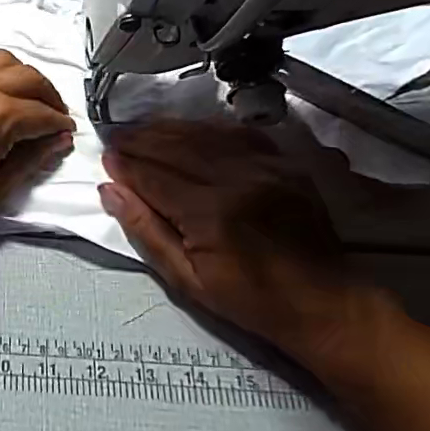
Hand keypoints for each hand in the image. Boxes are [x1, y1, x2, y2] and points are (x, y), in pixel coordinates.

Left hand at [0, 50, 75, 253]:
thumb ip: (35, 158)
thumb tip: (60, 140)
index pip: (42, 114)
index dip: (60, 125)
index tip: (67, 133)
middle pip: (30, 79)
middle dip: (50, 97)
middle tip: (56, 117)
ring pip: (6, 61)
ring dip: (26, 78)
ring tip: (31, 100)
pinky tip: (1, 94)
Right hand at [99, 120, 394, 359]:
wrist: (323, 302)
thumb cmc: (251, 300)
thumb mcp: (187, 280)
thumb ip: (146, 230)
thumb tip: (111, 191)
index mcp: (210, 213)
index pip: (154, 176)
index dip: (126, 166)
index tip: (106, 159)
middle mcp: (237, 178)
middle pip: (175, 147)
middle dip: (140, 141)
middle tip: (116, 140)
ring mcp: (264, 166)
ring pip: (203, 134)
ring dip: (167, 130)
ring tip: (142, 131)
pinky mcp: (283, 162)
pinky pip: (236, 133)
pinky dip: (207, 128)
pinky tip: (189, 130)